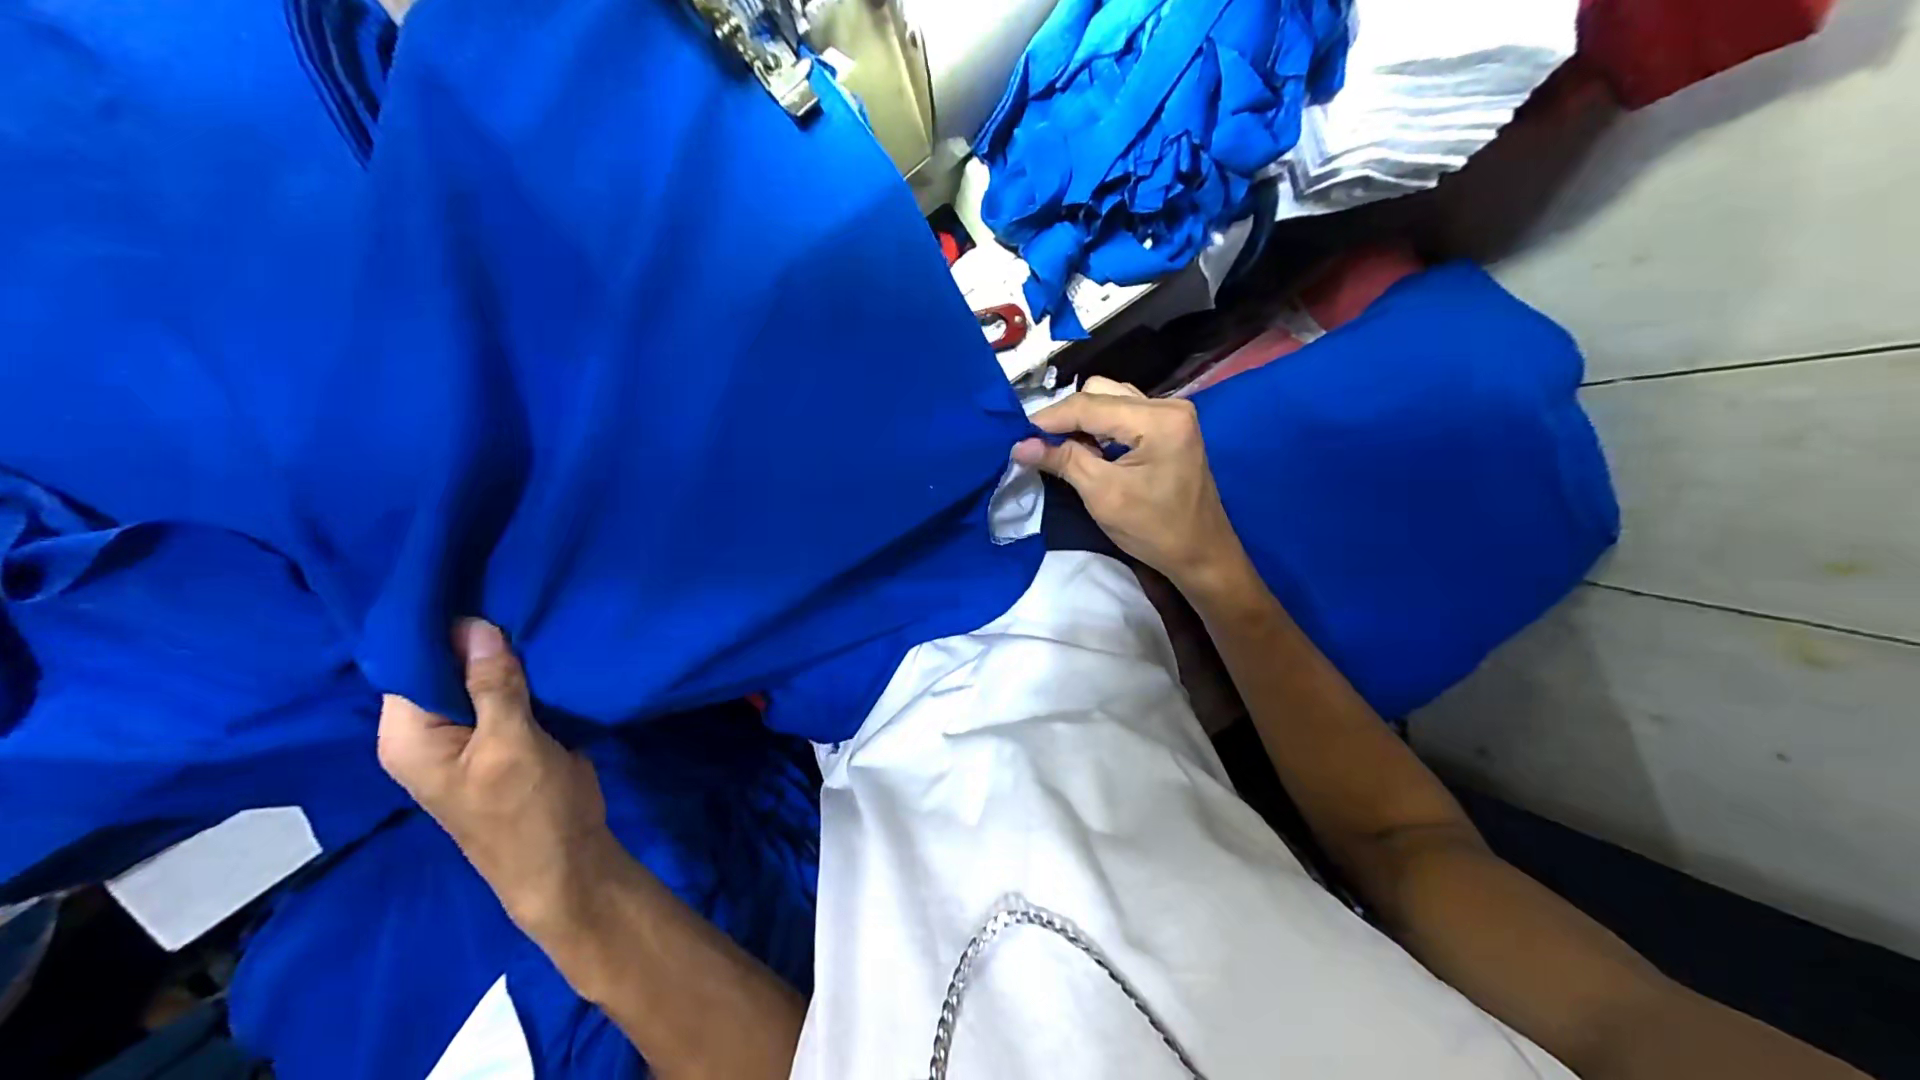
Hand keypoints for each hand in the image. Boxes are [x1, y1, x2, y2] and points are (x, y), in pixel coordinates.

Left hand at [377, 619, 621, 938]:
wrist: (568, 860)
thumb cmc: (528, 810)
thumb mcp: (510, 746)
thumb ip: (493, 687)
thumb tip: (474, 625)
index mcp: (409, 736)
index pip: (413, 664)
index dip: (442, 628)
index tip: (478, 586)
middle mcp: (430, 730)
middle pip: (447, 667)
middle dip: (480, 636)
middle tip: (515, 592)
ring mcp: (471, 732)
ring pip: (482, 677)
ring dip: (507, 653)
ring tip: (532, 608)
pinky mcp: (507, 734)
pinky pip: (509, 691)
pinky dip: (526, 671)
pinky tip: (546, 645)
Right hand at [1011, 377, 1252, 596]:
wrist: (1201, 554)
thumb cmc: (1154, 529)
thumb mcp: (1103, 495)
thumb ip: (1062, 461)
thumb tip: (1020, 445)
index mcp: (1158, 419)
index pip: (1090, 404)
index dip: (1049, 418)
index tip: (1017, 434)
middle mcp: (1168, 406)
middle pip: (1100, 392)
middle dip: (1067, 418)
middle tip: (1041, 446)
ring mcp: (1172, 415)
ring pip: (1111, 399)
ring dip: (1083, 422)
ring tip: (1062, 449)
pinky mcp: (1169, 428)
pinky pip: (1124, 414)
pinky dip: (1100, 428)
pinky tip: (1088, 449)